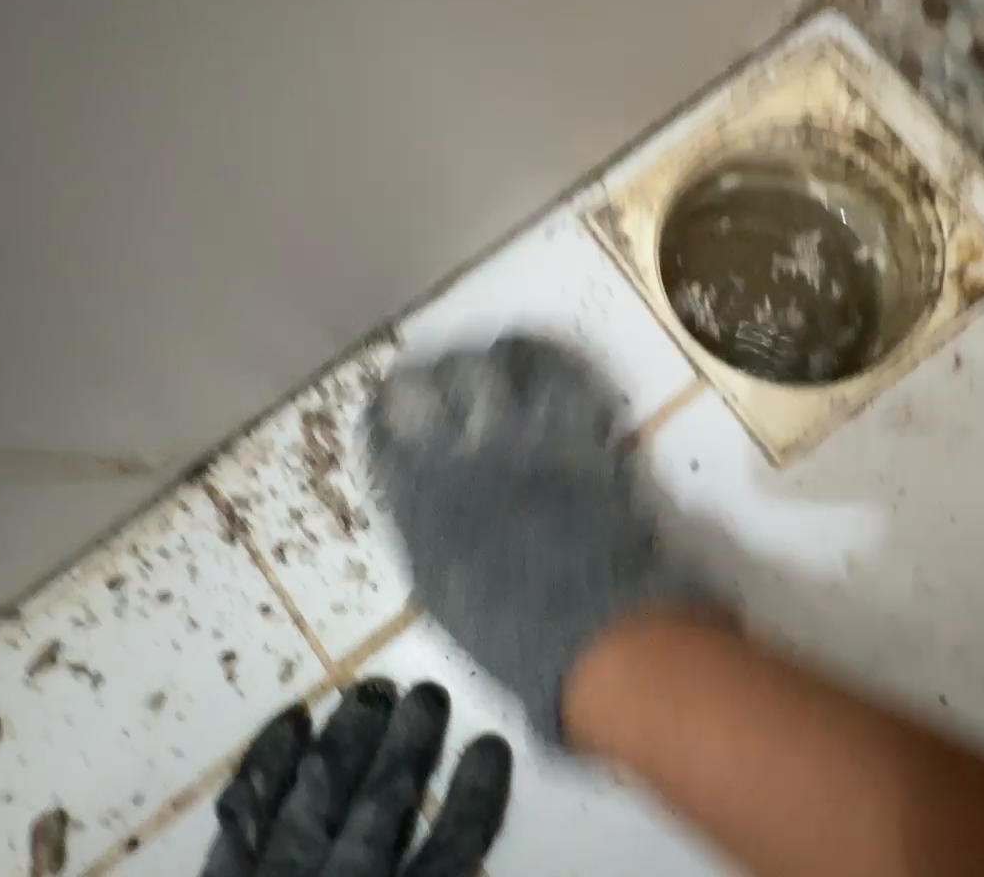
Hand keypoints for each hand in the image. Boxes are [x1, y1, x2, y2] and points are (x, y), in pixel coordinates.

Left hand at [201, 680, 511, 876]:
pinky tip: (292, 719)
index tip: (493, 744)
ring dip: (350, 738)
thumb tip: (471, 869)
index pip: (450, 854)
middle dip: (410, 744)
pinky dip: (265, 765)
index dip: (475, 797)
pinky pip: (244, 816)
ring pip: (320, 794)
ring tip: (374, 689)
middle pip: (383, 804)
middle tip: (430, 694)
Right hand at [363, 335, 713, 741]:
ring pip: (507, 363)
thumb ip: (425, 524)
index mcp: (423, 495)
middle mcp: (471, 451)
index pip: (387, 421)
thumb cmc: (512, 630)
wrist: (596, 630)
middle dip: (444, 365)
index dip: (391, 403)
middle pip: (445, 374)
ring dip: (501, 354)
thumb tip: (423, 490)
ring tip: (503, 353)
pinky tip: (554, 370)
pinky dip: (558, 367)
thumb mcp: (441, 584)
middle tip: (452, 366)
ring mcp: (532, 438)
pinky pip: (569, 382)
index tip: (399, 398)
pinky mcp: (584, 436)